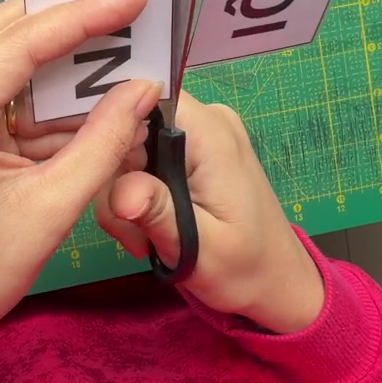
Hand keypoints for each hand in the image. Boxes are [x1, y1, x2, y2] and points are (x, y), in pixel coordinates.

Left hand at [0, 0, 161, 368]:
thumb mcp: (50, 209)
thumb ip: (103, 144)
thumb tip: (145, 88)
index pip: (20, 43)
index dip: (85, 14)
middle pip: (4, 30)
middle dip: (70, 13)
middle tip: (129, 1)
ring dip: (57, 44)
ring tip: (116, 33)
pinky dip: (40, 82)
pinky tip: (84, 84)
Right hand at [93, 92, 322, 332]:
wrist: (276, 286)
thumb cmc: (244, 269)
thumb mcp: (197, 246)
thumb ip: (157, 211)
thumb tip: (120, 190)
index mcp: (209, 132)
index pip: (141, 96)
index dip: (111, 129)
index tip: (105, 177)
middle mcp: (204, 121)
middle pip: (130, 125)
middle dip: (117, 176)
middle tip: (129, 227)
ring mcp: (197, 136)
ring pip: (130, 147)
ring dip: (125, 192)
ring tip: (142, 235)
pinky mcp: (190, 153)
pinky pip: (144, 159)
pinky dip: (137, 193)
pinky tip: (147, 226)